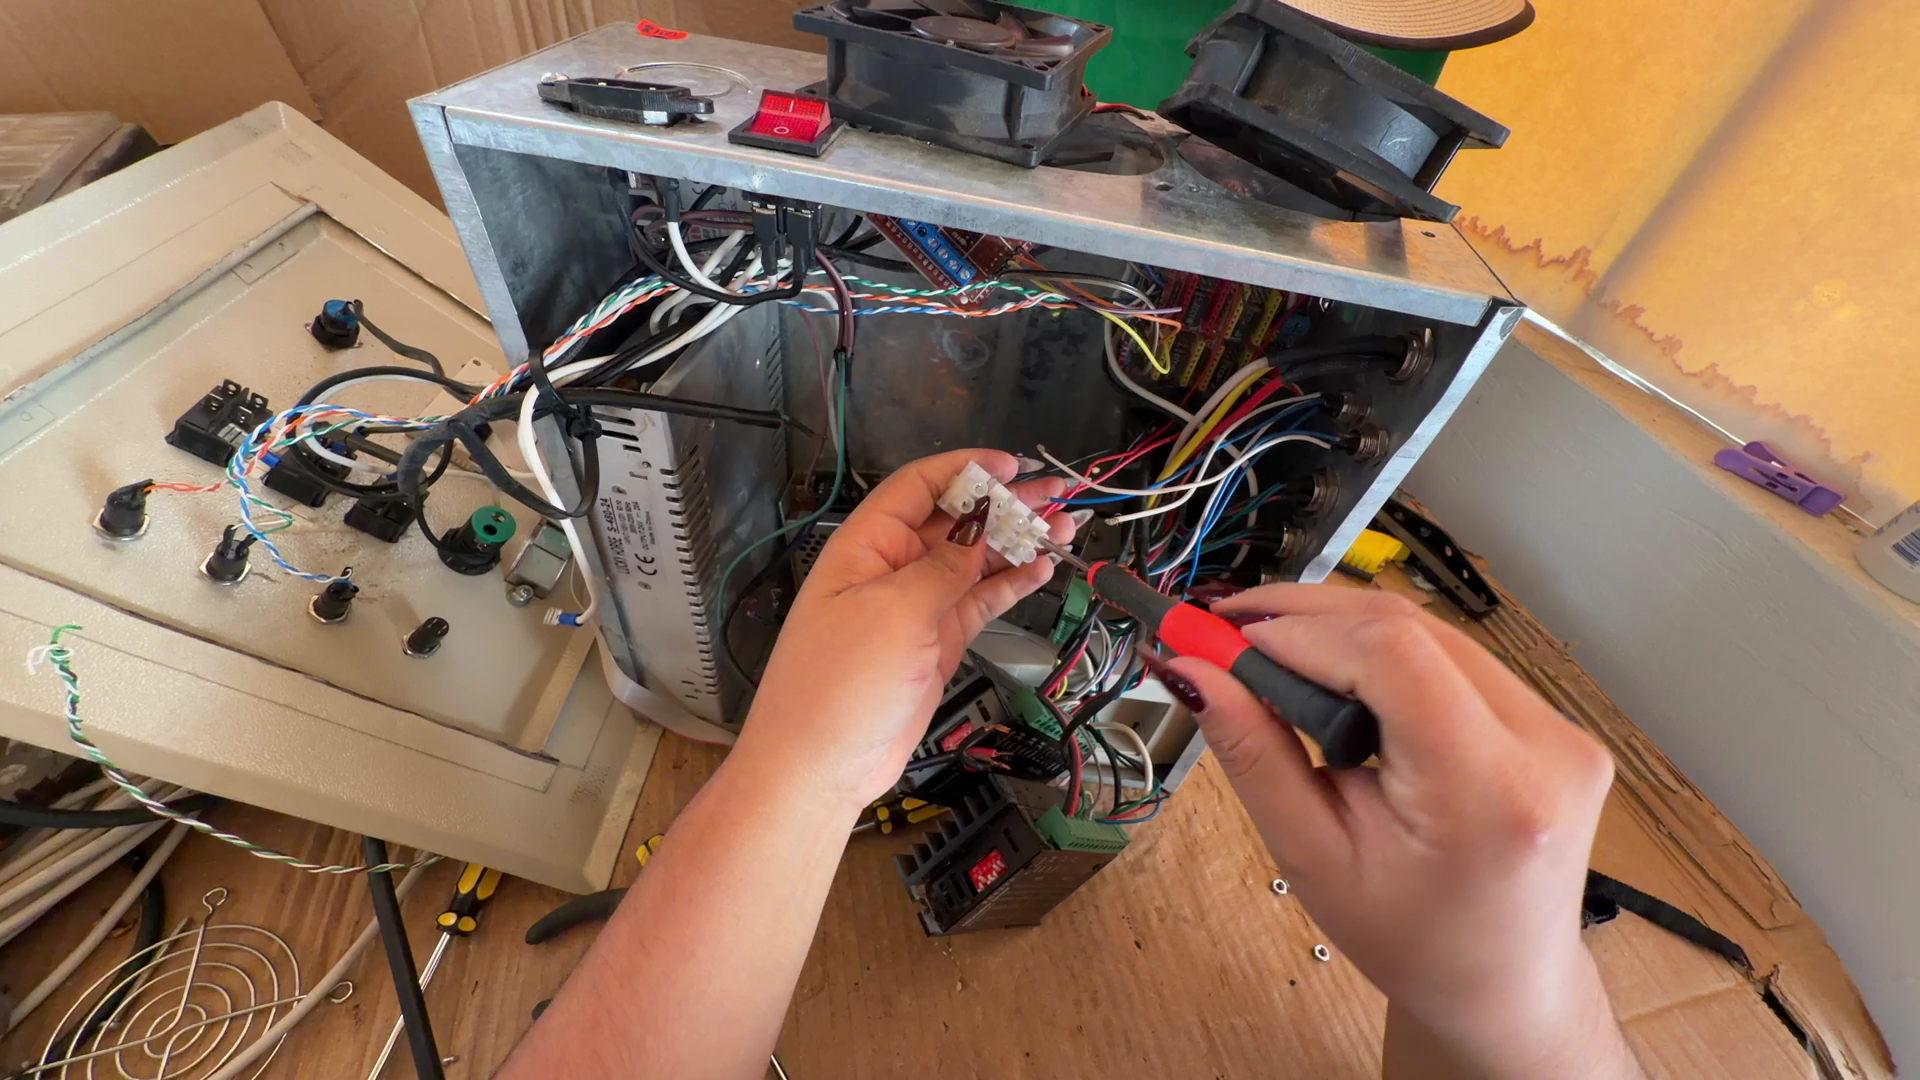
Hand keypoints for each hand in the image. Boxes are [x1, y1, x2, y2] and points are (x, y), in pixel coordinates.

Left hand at [739, 450, 1074, 807]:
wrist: (823, 764)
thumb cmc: (838, 684)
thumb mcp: (892, 612)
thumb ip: (941, 569)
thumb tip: (976, 538)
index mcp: (868, 545)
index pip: (918, 487)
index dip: (965, 469)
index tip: (1010, 465)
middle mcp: (894, 567)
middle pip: (957, 521)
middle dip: (1006, 505)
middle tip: (1056, 494)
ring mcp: (918, 605)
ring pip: (976, 560)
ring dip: (1019, 542)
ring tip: (1065, 527)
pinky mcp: (938, 639)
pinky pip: (980, 599)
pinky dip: (1011, 583)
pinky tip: (1041, 568)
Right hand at [1166, 586, 1641, 1079]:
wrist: (1500, 978)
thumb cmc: (1402, 932)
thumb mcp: (1307, 852)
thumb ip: (1250, 752)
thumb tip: (1187, 670)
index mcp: (1489, 793)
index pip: (1390, 655)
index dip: (1297, 630)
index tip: (1223, 640)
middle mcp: (1543, 741)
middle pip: (1402, 625)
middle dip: (1300, 613)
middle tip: (1222, 627)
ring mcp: (1554, 722)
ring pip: (1418, 624)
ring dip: (1329, 620)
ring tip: (1259, 643)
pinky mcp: (1543, 714)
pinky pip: (1438, 646)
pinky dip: (1364, 640)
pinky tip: (1318, 661)